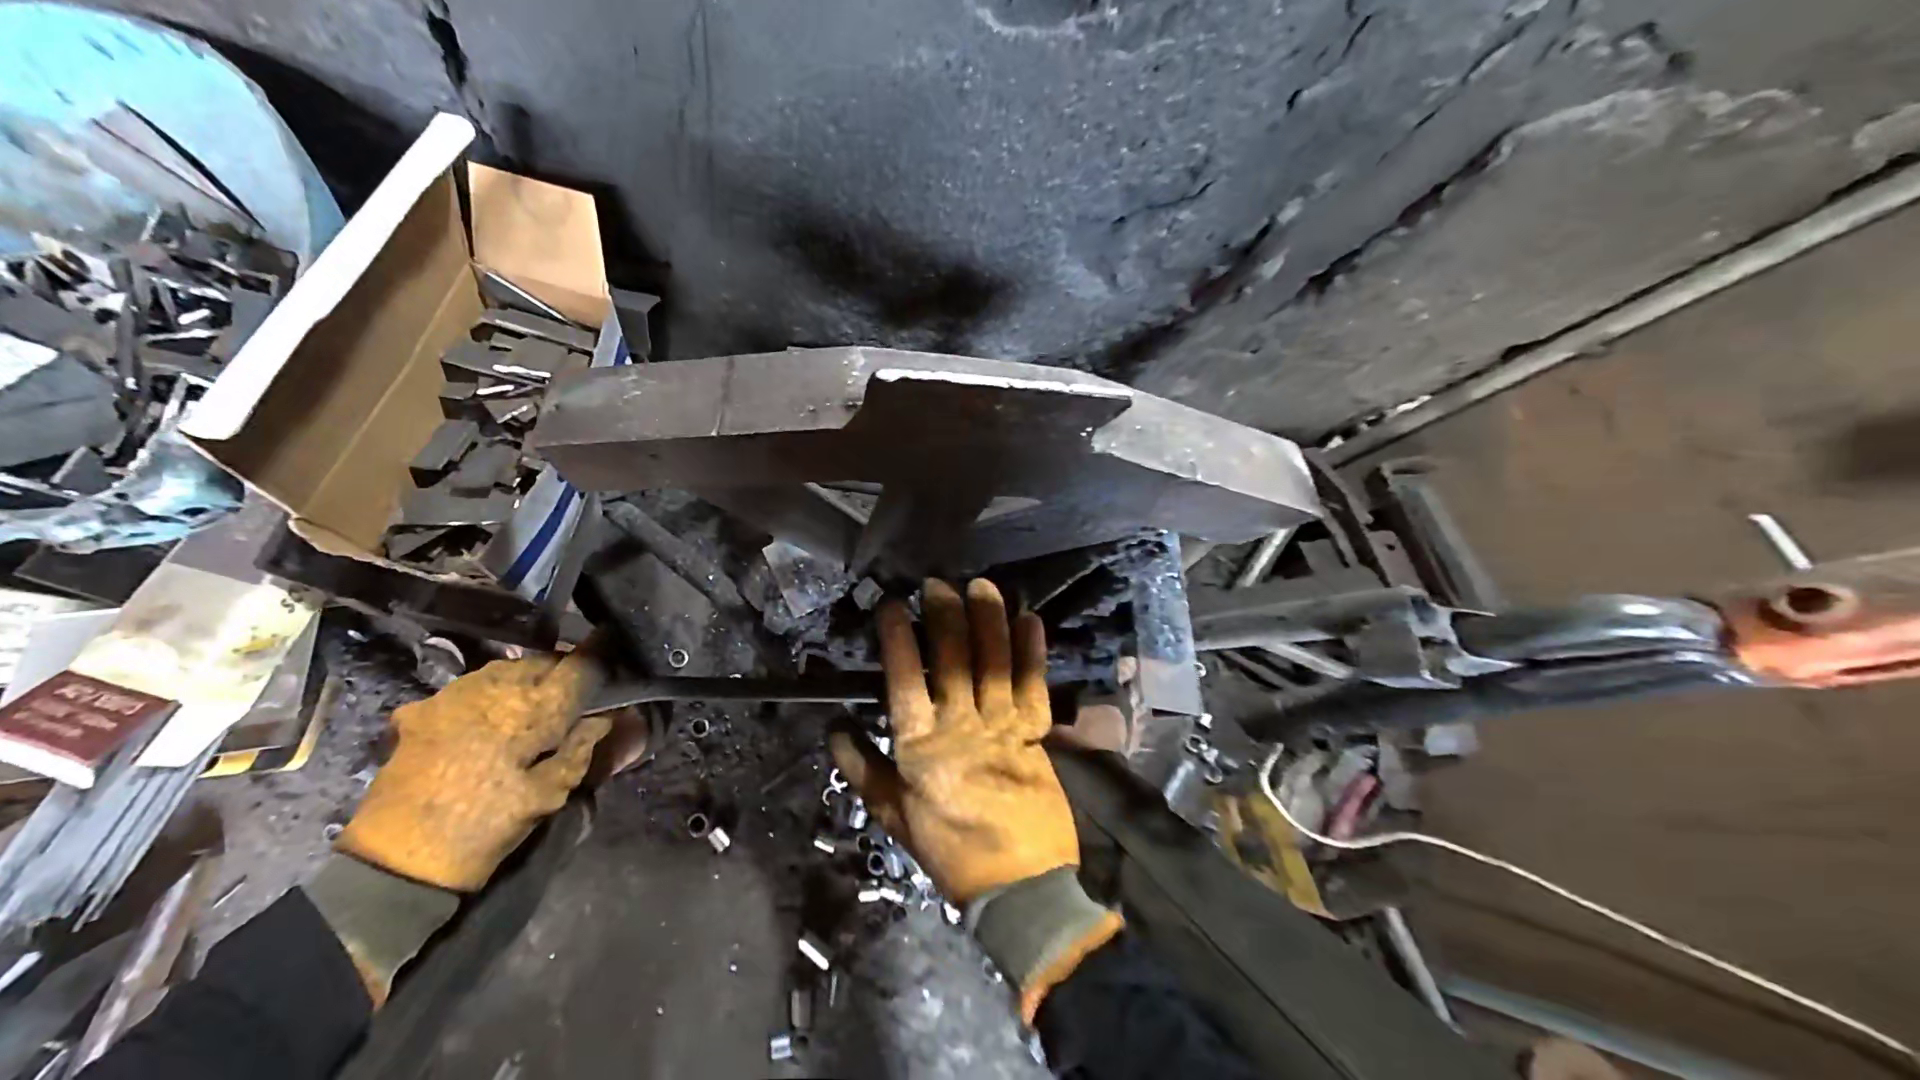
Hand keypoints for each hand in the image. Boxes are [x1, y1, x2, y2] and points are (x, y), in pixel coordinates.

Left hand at [338, 650, 610, 891]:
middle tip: (574, 696)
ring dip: (526, 679)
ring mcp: (452, 695)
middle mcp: (493, 689)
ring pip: (504, 668)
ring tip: (533, 704)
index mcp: (531, 709)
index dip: (601, 656)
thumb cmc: (485, 827)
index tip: (614, 652)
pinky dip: (489, 693)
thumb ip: (581, 749)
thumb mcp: (549, 795)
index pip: (579, 667)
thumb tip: (604, 718)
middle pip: (541, 661)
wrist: (396, 862)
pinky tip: (489, 718)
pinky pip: (470, 686)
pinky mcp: (423, 710)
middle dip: (562, 672)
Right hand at [832, 578, 1075, 902]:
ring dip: (989, 620)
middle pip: (952, 661)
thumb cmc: (949, 849)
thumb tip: (834, 728)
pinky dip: (1033, 650)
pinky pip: (1035, 684)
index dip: (896, 639)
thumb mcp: (894, 816)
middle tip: (938, 584)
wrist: (1019, 885)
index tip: (891, 605)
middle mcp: (961, 729)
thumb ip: (863, 769)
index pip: (903, 681)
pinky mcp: (1037, 735)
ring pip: (995, 664)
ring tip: (982, 586)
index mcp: (920, 749)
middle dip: (944, 616)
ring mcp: (1003, 729)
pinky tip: (1030, 618)